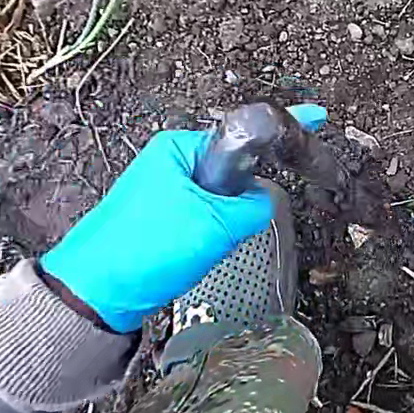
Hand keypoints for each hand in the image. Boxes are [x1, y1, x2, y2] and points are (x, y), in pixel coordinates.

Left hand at [40, 104, 327, 332]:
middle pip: (236, 168)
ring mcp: (169, 188)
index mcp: (180, 147)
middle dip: (245, 196)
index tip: (316, 117)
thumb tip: (265, 200)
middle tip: (240, 223)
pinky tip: (206, 250)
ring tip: (211, 244)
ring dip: (229, 219)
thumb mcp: (217, 223)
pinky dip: (216, 230)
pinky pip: (209, 214)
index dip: (282, 128)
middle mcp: (174, 160)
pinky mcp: (168, 215)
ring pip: (224, 196)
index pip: (242, 132)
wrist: (97, 295)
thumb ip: (255, 205)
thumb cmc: (148, 249)